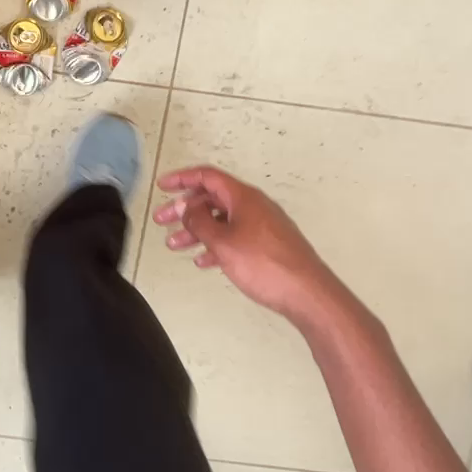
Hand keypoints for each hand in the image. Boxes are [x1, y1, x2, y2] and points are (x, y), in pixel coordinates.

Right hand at [153, 166, 346, 323]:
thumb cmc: (263, 264)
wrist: (309, 295)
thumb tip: (187, 206)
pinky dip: (215, 245)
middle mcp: (253, 206)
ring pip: (221, 220)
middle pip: (211, 199)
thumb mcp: (223, 242)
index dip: (182, 178)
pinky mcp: (268, 246)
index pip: (207, 176)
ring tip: (174, 245)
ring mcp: (262, 226)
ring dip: (196, 230)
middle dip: (184, 209)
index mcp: (243, 197)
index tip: (162, 186)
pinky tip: (203, 261)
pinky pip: (234, 237)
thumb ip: (199, 221)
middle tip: (162, 221)